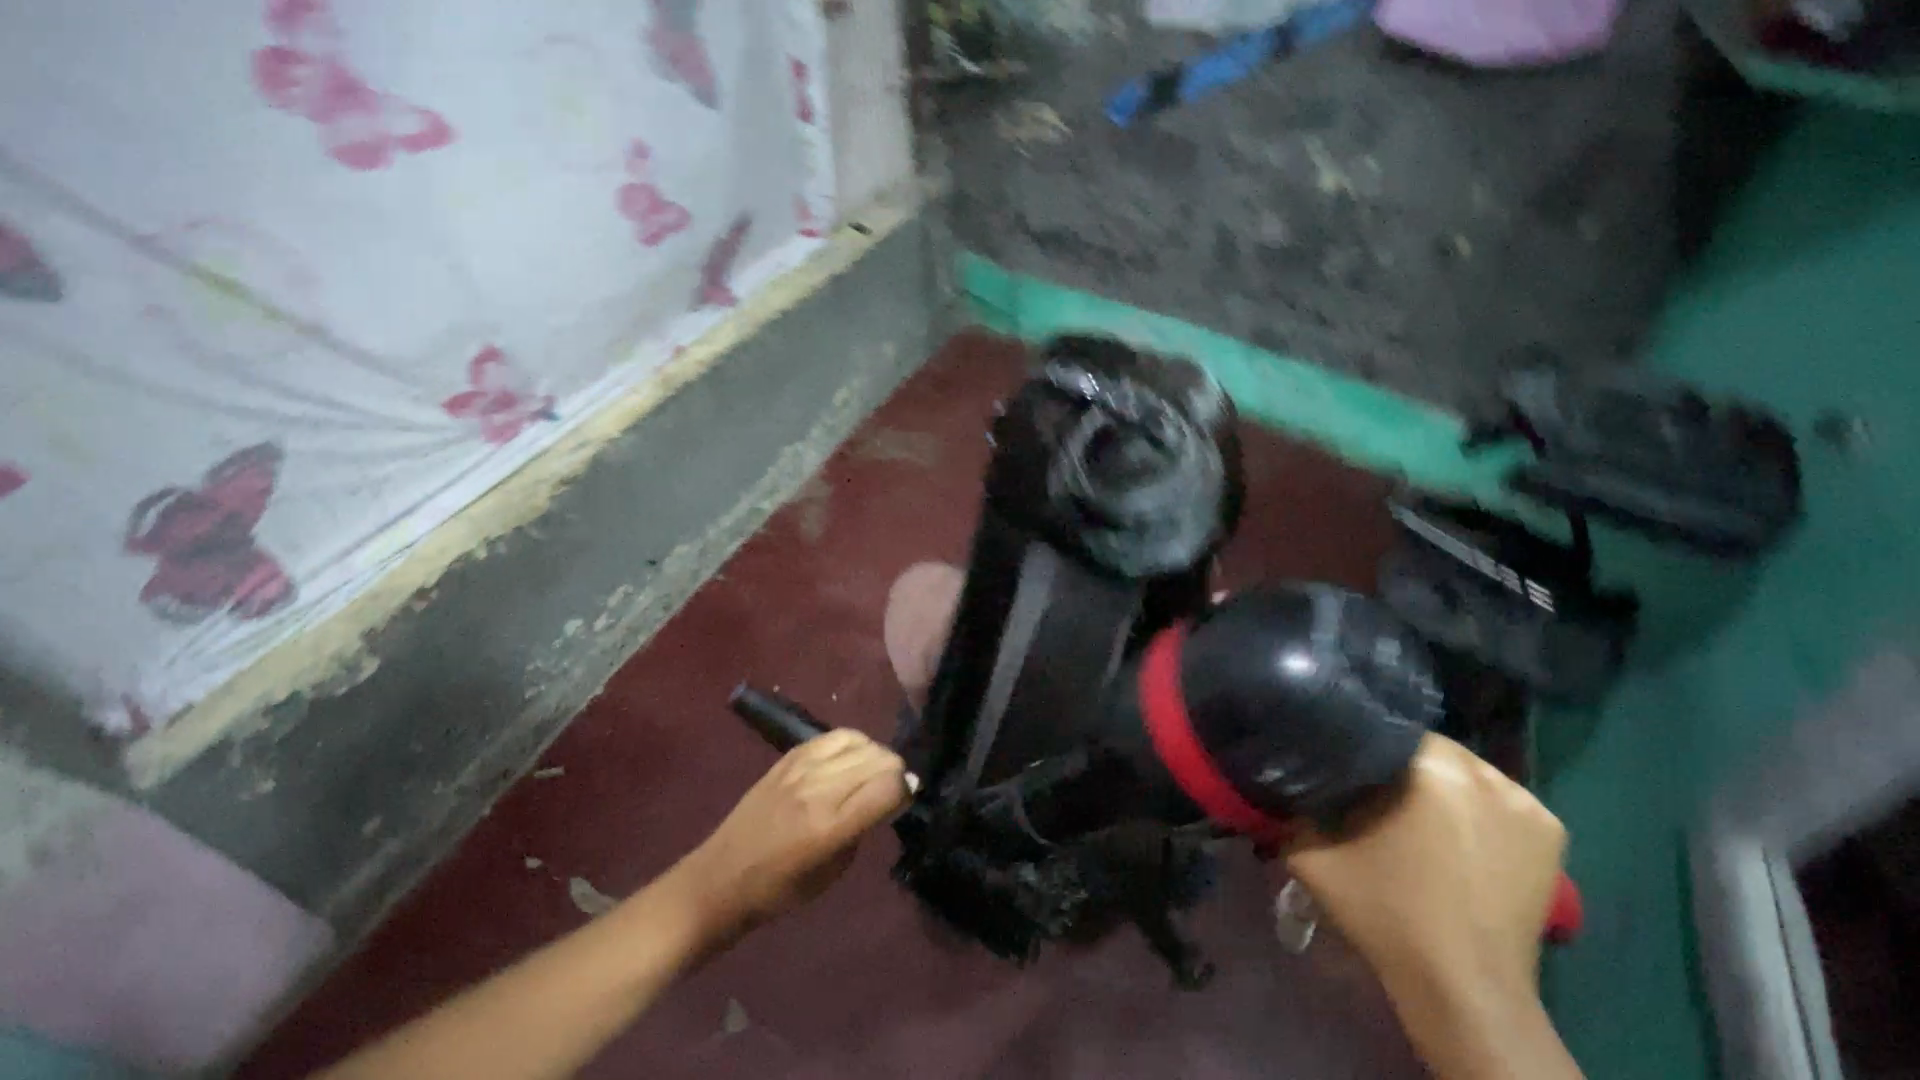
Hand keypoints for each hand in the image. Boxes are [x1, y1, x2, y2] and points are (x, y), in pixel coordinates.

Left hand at [676, 729, 910, 936]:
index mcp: (830, 826)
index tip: (905, 802)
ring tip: (870, 775)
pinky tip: (850, 761)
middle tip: (890, 792)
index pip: (889, 786)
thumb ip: (862, 829)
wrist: (722, 877)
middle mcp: (818, 789)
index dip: (907, 792)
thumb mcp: (834, 871)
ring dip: (875, 757)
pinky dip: (852, 744)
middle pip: (880, 759)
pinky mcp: (788, 757)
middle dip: (895, 773)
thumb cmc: (781, 889)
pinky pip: (835, 735)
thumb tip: (887, 799)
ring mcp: (801, 768)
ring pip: (861, 741)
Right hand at [1286, 733, 1566, 1005]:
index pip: (1388, 731)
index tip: (1350, 776)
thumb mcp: (1311, 858)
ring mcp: (1524, 801)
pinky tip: (1465, 842)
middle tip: (1383, 801)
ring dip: (1448, 788)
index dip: (1365, 750)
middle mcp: (1482, 772)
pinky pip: (1505, 803)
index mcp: (1425, 767)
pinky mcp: (1551, 832)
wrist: (1462, 985)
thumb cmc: (1384, 913)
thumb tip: (1286, 787)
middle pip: (1434, 750)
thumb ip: (1292, 812)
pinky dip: (1485, 813)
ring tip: (1425, 823)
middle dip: (1408, 769)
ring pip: (1472, 774)